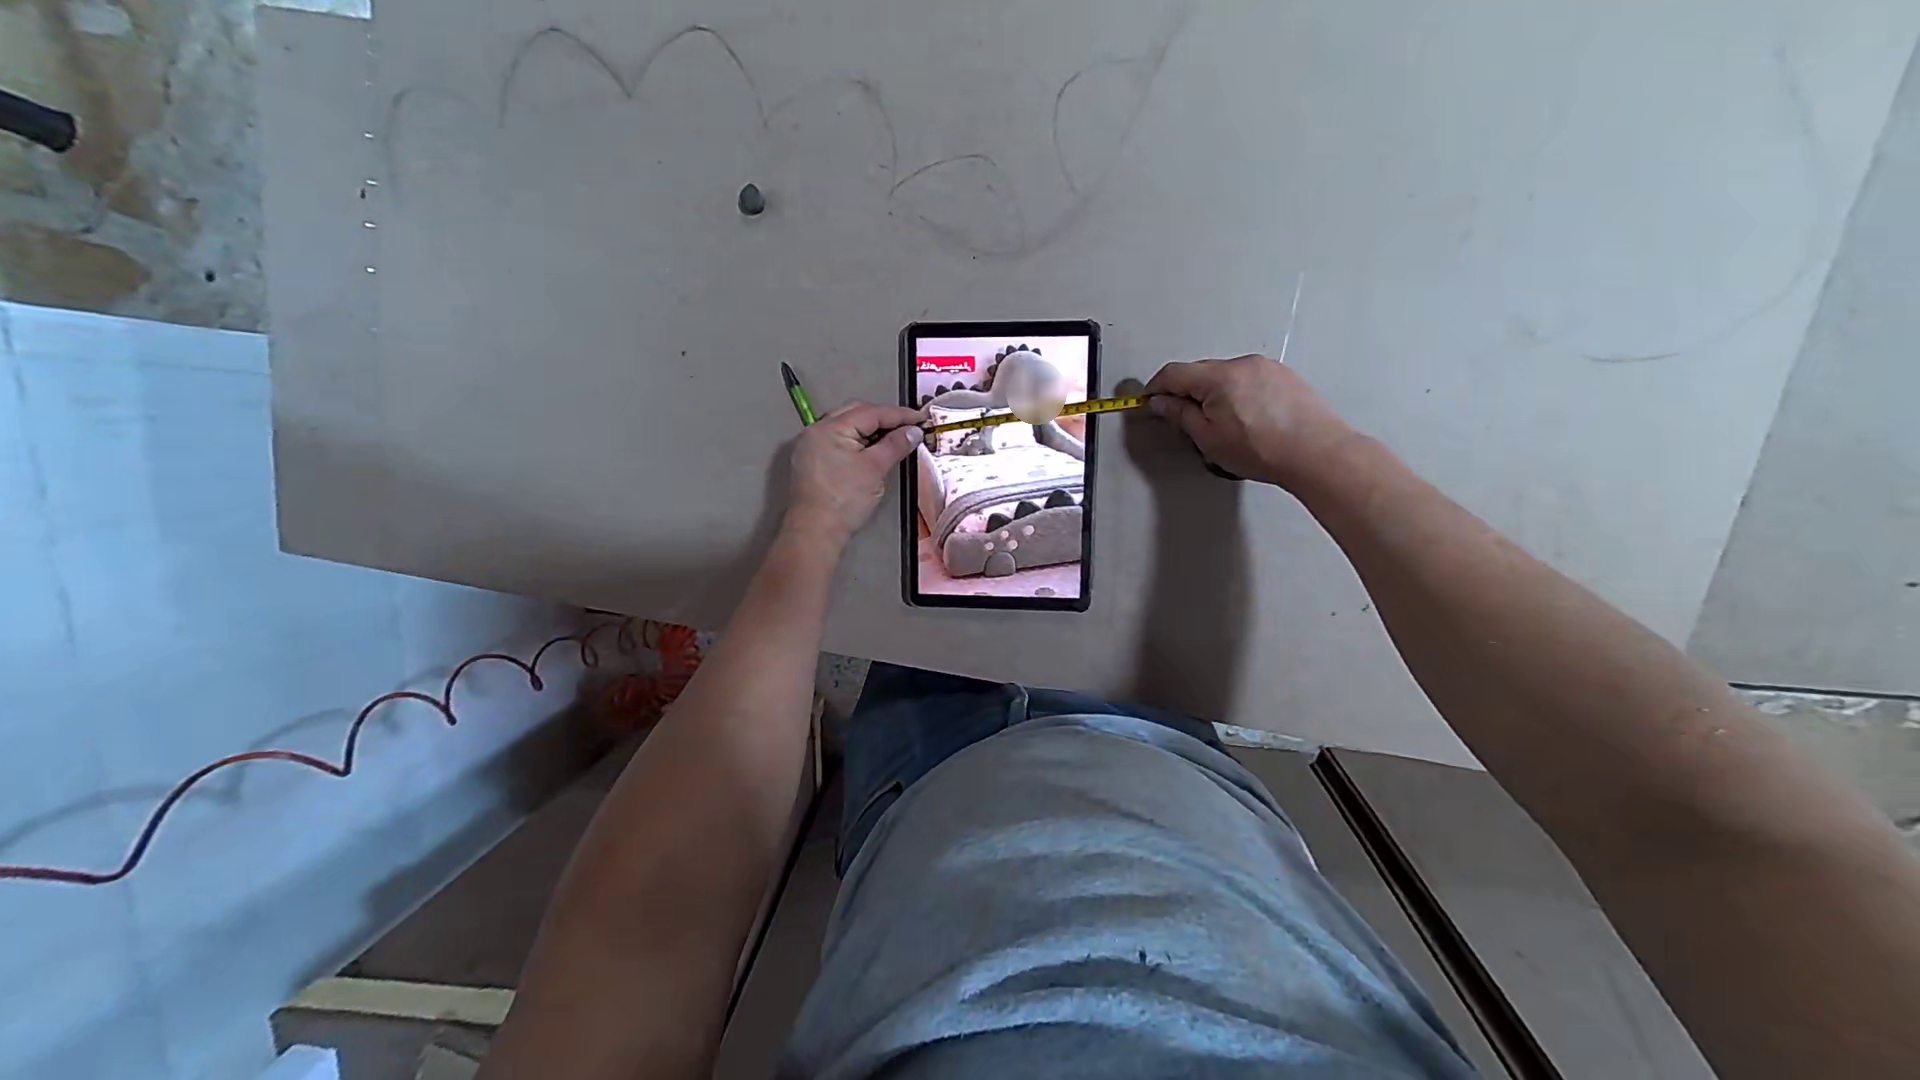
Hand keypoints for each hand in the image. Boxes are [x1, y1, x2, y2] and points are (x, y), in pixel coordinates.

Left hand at [783, 402, 925, 547]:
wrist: (816, 531)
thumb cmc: (845, 500)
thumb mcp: (875, 468)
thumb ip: (895, 445)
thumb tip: (914, 431)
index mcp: (831, 428)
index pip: (871, 412)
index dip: (899, 414)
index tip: (920, 419)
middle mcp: (816, 430)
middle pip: (856, 413)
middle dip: (883, 417)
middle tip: (907, 427)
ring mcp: (811, 445)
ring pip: (846, 426)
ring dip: (869, 429)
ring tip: (892, 438)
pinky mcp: (811, 460)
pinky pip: (837, 440)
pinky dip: (856, 440)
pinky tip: (871, 450)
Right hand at [1145, 355, 1355, 489]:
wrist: (1317, 453)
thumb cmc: (1263, 450)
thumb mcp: (1209, 439)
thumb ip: (1181, 416)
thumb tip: (1162, 402)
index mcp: (1219, 377)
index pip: (1175, 372)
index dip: (1157, 387)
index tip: (1151, 401)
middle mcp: (1243, 364)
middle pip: (1201, 372)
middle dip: (1187, 392)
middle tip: (1184, 419)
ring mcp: (1267, 367)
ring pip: (1226, 375)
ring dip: (1214, 394)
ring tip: (1221, 424)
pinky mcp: (1284, 376)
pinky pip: (1249, 379)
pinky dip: (1237, 394)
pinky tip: (1245, 419)